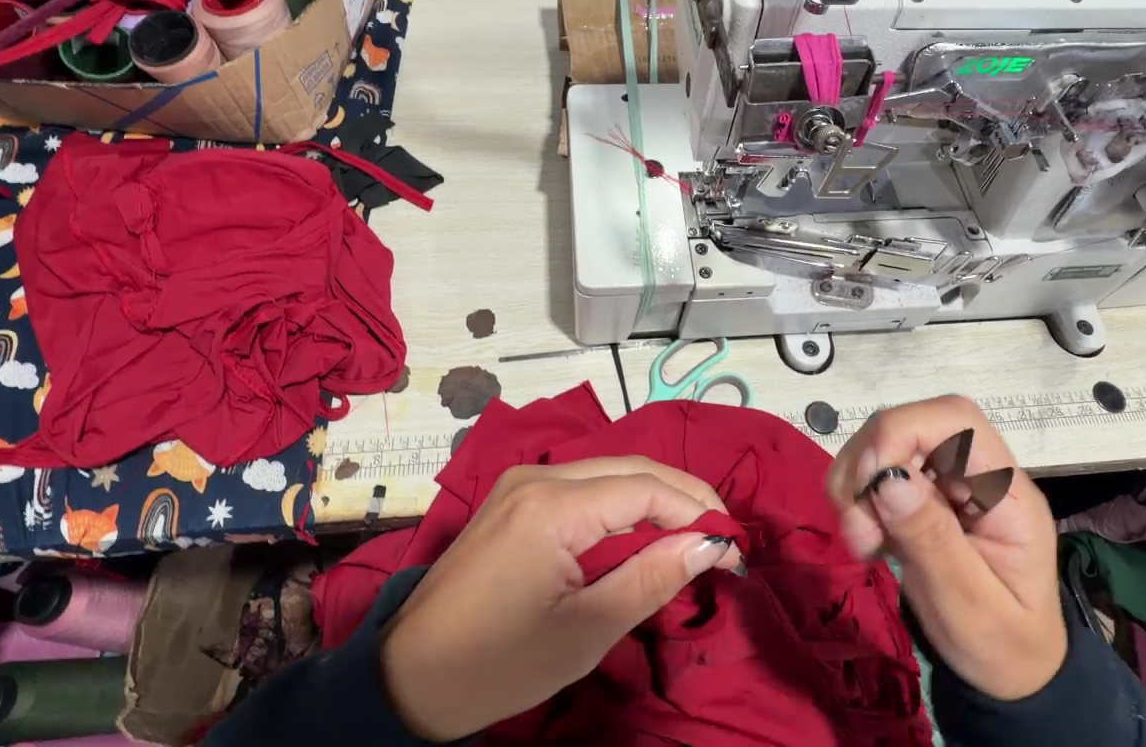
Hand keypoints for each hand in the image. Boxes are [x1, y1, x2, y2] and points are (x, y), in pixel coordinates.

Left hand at [379, 457, 743, 741]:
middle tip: (723, 539)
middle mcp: (537, 477)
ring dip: (655, 498)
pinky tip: (644, 529)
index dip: (697, 511)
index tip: (735, 549)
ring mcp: (521, 483)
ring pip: (608, 473)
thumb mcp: (587, 630)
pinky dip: (621, 504)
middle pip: (630, 469)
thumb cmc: (500, 663)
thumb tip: (710, 544)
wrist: (411, 675)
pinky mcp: (514, 497)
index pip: (646, 487)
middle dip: (683, 497)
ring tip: (694, 535)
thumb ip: (652, 577)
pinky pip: (582, 486)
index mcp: (552, 506)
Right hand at [825, 396, 1066, 700]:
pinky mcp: (918, 494)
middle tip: (858, 530)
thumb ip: (931, 539)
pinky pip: (872, 472)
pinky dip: (854, 497)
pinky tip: (866, 538)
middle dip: (869, 464)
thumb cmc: (1001, 645)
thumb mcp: (968, 604)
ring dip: (855, 484)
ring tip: (861, 542)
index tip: (870, 483)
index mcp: (1006, 492)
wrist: (1009, 676)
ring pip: (882, 444)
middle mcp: (976, 472)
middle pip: (909, 424)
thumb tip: (888, 477)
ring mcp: (945, 481)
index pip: (955, 419)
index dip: (901, 431)